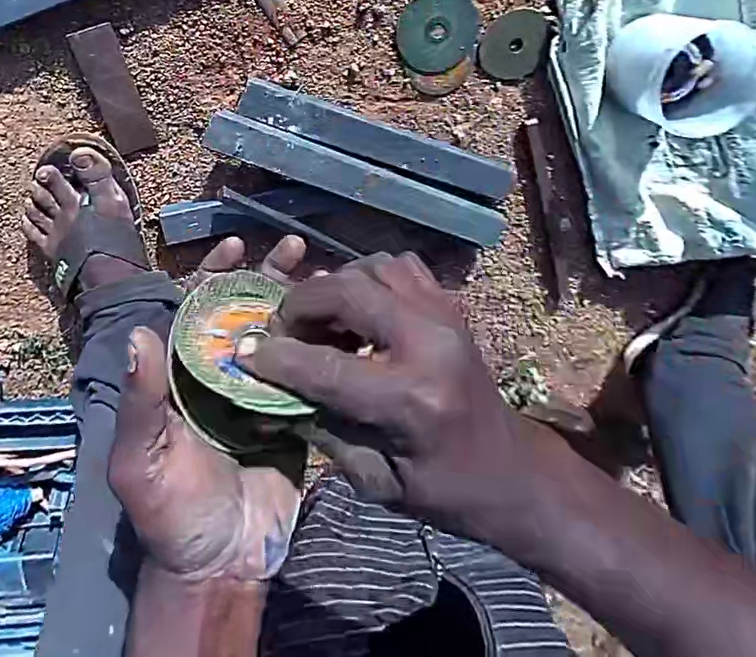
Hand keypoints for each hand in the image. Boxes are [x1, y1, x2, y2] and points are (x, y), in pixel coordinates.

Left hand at [107, 236, 306, 582]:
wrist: (224, 561)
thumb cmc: (171, 512)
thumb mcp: (143, 460)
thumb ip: (142, 400)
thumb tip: (139, 332)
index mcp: (184, 373)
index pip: (197, 309)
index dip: (215, 273)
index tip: (236, 245)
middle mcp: (225, 372)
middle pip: (247, 310)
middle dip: (269, 274)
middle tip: (296, 248)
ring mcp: (263, 389)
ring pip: (282, 332)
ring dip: (302, 300)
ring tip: (326, 273)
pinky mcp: (295, 410)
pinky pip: (310, 368)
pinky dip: (326, 343)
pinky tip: (346, 322)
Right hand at [238, 252, 534, 538]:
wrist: (509, 467)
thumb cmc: (442, 489)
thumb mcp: (374, 480)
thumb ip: (320, 427)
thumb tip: (271, 387)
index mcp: (411, 400)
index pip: (326, 366)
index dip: (277, 356)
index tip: (246, 350)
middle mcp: (430, 342)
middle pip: (347, 292)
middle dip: (301, 305)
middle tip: (282, 327)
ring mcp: (445, 313)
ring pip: (373, 266)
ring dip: (335, 286)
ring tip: (322, 318)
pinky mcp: (450, 303)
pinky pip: (400, 266)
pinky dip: (369, 277)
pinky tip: (360, 307)